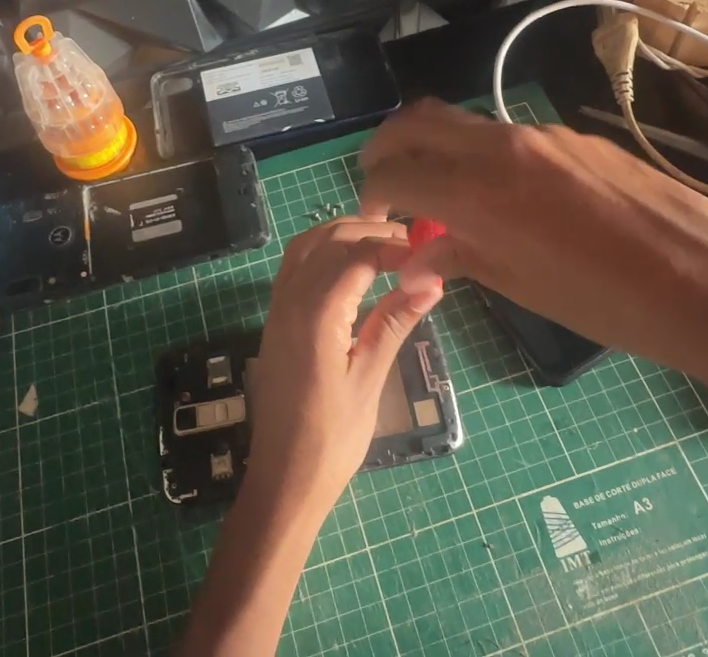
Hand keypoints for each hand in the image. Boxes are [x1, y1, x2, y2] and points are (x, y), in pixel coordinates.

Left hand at [244, 216, 444, 512]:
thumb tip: (432, 282)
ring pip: (308, 246)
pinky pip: (295, 265)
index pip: (358, 255)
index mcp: (316, 313)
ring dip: (344, 234)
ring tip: (385, 244)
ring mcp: (277, 307)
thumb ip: (394, 324)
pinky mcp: (275, 318)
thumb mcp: (370, 380)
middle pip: (330, 240)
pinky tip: (350, 264)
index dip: (394, 247)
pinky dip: (323, 250)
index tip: (427, 253)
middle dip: (370, 231)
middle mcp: (290, 299)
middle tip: (412, 242)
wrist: (283, 477)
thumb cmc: (332, 438)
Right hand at [358, 100, 707, 401]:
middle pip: (418, 122)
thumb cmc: (610, 305)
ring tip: (443, 192)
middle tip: (382, 179)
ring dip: (437, 148)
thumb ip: (460, 257)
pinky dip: (484, 156)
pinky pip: (511, 136)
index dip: (373, 195)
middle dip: (387, 147)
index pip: (396, 174)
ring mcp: (545, 135)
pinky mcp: (578, 137)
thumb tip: (417, 253)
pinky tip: (506, 197)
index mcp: (478, 190)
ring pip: (465, 124)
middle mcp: (503, 146)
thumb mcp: (523, 288)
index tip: (375, 217)